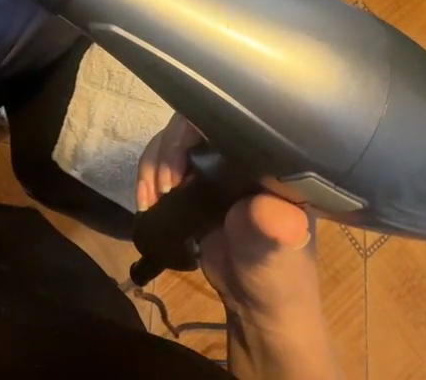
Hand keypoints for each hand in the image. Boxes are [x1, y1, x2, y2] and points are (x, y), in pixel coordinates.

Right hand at [136, 115, 325, 336]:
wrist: (259, 308)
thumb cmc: (278, 275)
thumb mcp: (276, 251)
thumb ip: (269, 227)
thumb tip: (266, 210)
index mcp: (267, 156)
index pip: (226, 116)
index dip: (192, 131)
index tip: (177, 167)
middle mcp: (239, 153)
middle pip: (190, 125)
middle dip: (167, 151)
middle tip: (162, 189)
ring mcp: (215, 167)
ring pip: (172, 143)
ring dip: (153, 166)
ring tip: (151, 200)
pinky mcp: (194, 184)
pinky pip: (164, 164)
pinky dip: (149, 178)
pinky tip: (146, 202)